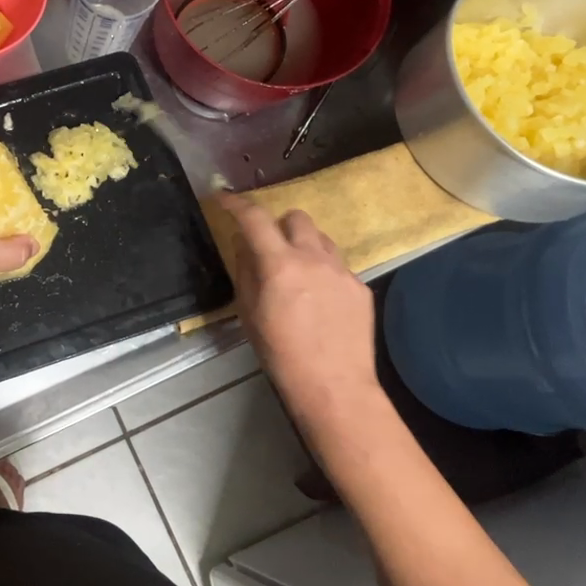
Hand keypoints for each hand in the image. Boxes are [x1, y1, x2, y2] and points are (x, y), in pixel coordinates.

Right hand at [217, 193, 378, 403]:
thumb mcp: (249, 313)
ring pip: (322, 239)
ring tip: (297, 273)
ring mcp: (342, 271)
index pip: (254, 219)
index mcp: (280, 264)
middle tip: (270, 247)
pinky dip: (324, 273)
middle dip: (280, 225)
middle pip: (297, 217)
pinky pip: (338, 267)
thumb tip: (243, 245)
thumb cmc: (281, 354)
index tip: (223, 198)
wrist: (334, 386)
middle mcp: (314, 258)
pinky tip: (320, 302)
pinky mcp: (361, 288)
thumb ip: (245, 271)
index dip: (236, 203)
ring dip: (305, 245)